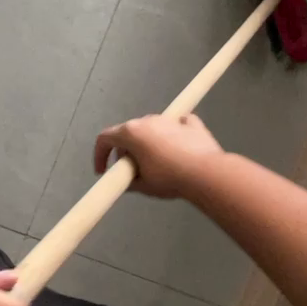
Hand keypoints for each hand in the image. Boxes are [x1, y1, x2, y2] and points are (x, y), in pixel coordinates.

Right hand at [94, 113, 225, 198]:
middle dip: (125, 150)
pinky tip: (178, 146)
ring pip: (151, 128)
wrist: (207, 174)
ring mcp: (170, 119)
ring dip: (147, 142)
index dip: (99, 155)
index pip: (105, 138)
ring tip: (155, 162)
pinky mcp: (192, 123)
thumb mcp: (142, 186)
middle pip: (128, 132)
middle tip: (130, 170)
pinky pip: (177, 124)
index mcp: (131, 133)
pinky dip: (173, 133)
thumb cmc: (169, 179)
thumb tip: (127, 181)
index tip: (103, 171)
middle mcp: (148, 120)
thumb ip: (129, 181)